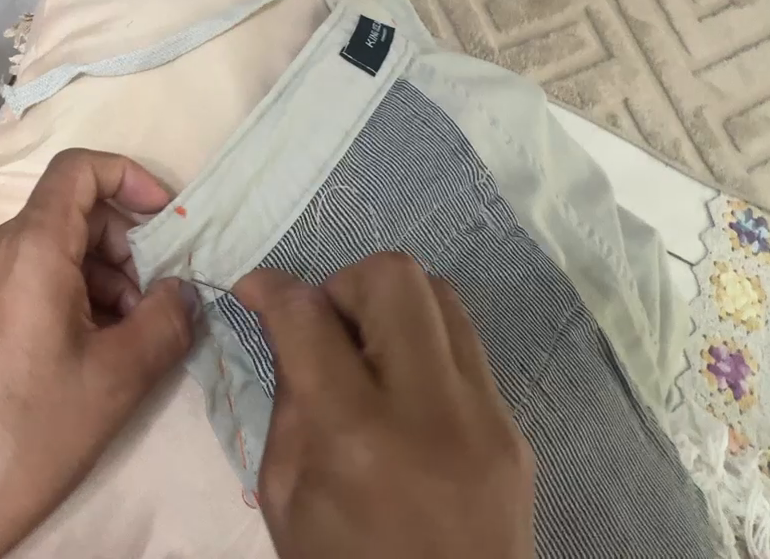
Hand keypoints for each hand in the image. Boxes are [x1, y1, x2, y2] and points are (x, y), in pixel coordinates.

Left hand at [0, 150, 196, 558]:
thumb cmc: (30, 428)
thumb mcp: (117, 377)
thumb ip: (166, 320)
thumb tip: (184, 291)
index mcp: (31, 245)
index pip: (79, 168)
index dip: (129, 176)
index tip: (165, 217)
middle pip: (71, 211)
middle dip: (123, 245)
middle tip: (151, 304)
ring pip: (51, 248)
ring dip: (99, 276)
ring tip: (123, 338)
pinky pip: (26, 277)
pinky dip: (67, 294)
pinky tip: (84, 351)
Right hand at [234, 254, 535, 558]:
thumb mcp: (285, 493)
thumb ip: (288, 398)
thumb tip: (290, 327)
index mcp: (357, 435)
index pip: (308, 315)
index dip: (269, 287)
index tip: (253, 291)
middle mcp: (432, 411)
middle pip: (392, 276)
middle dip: (341, 283)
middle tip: (322, 328)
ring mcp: (489, 419)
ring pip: (440, 294)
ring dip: (387, 304)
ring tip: (364, 353)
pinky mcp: (516, 432)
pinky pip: (464, 345)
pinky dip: (421, 343)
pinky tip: (401, 390)